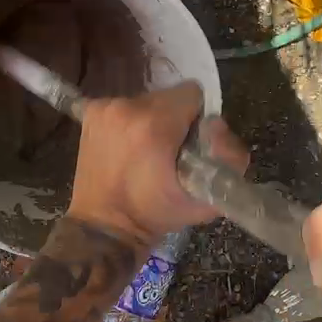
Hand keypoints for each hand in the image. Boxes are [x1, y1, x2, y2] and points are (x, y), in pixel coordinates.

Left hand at [66, 83, 248, 248]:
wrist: (104, 227)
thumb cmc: (155, 214)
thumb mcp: (207, 197)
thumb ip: (229, 158)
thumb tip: (218, 126)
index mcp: (153, 125)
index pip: (193, 94)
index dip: (199, 118)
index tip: (193, 143)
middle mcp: (126, 108)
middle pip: (169, 96)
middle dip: (177, 119)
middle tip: (173, 151)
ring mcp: (105, 108)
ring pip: (147, 100)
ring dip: (154, 120)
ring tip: (149, 151)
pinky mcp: (91, 112)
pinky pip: (125, 107)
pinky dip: (132, 122)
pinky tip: (129, 147)